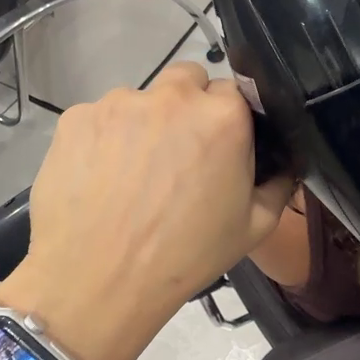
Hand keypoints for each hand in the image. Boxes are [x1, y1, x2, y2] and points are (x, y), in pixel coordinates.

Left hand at [0, 63, 291, 359]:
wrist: (99, 280)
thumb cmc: (187, 254)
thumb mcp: (255, 227)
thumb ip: (279, 185)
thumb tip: (284, 167)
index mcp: (224, 118)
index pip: (237, 91)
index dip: (233, 118)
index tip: (225, 146)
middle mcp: (172, 98)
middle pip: (189, 79)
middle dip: (191, 105)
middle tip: (184, 151)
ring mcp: (119, 104)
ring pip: (142, 99)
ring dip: (147, 122)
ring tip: (138, 171)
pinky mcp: (76, 119)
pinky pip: (101, 118)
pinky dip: (107, 139)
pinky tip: (104, 176)